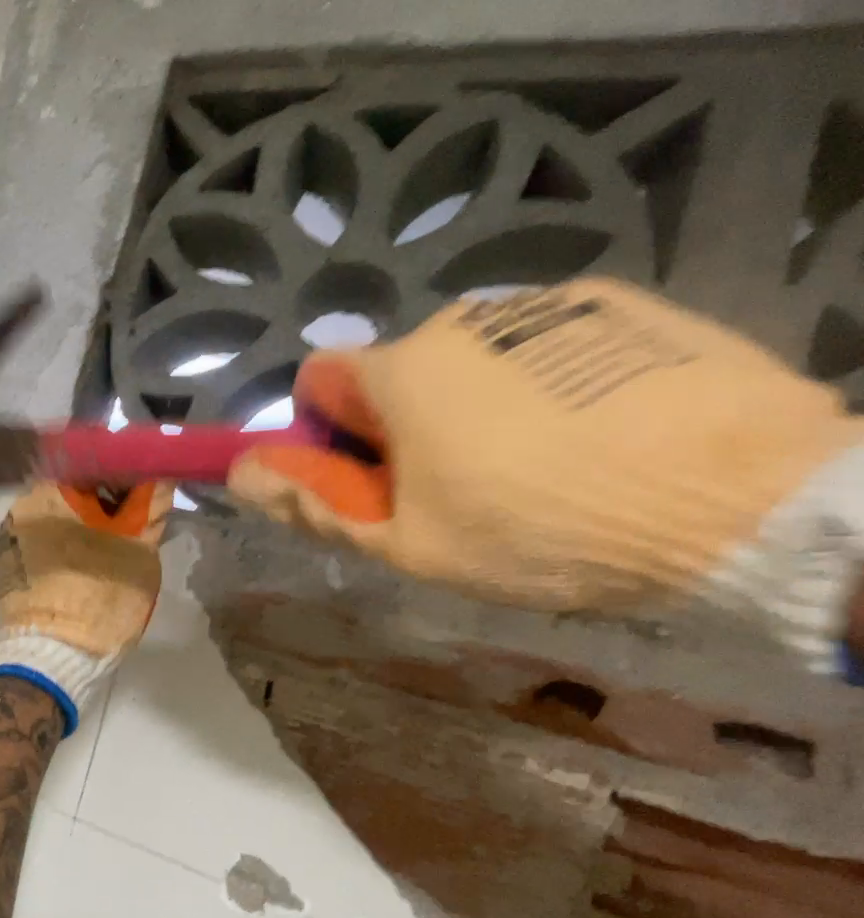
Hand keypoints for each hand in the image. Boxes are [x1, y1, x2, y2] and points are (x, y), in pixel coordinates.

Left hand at [0, 481, 171, 733]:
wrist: (53, 656)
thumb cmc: (99, 598)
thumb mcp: (139, 551)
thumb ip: (149, 508)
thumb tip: (159, 478)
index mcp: (51, 493)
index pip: (92, 464)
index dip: (122, 473)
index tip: (142, 488)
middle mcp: (20, 506)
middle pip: (70, 488)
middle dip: (100, 499)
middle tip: (129, 516)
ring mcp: (8, 535)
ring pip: (54, 513)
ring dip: (80, 520)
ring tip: (108, 541)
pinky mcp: (5, 562)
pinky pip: (40, 538)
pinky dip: (62, 541)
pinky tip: (82, 559)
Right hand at [228, 278, 863, 667]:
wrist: (744, 504)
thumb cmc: (544, 531)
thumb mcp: (409, 546)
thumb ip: (312, 505)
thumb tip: (238, 474)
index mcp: (402, 371)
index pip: (321, 378)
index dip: (329, 432)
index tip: (370, 478)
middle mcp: (464, 320)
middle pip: (403, 370)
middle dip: (409, 422)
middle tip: (461, 488)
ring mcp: (550, 306)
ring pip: (481, 359)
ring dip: (483, 402)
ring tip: (548, 466)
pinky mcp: (628, 306)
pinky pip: (555, 344)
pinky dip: (554, 382)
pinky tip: (603, 433)